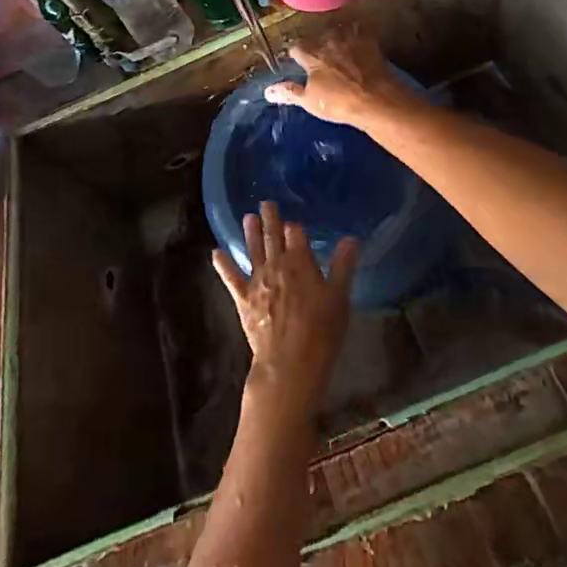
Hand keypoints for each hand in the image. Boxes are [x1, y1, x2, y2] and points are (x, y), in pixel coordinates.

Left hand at [213, 202, 360, 414]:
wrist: (289, 363)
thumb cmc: (321, 331)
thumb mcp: (339, 298)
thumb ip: (343, 266)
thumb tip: (351, 239)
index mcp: (300, 262)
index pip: (297, 234)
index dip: (296, 227)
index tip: (295, 221)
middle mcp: (276, 266)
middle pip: (273, 237)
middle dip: (271, 219)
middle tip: (266, 203)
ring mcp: (257, 282)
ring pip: (253, 250)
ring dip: (251, 233)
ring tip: (247, 217)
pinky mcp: (244, 299)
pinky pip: (231, 277)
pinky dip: (223, 264)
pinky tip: (215, 253)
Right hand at [263, 28, 420, 130]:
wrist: (377, 99)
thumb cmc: (339, 103)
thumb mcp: (310, 101)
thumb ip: (289, 92)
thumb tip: (268, 91)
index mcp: (311, 55)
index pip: (296, 47)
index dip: (296, 54)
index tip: (297, 60)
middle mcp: (328, 41)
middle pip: (317, 37)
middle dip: (316, 45)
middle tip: (319, 57)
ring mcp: (351, 39)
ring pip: (338, 31)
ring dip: (336, 37)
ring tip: (338, 47)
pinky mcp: (370, 41)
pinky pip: (360, 31)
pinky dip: (357, 35)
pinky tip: (359, 42)